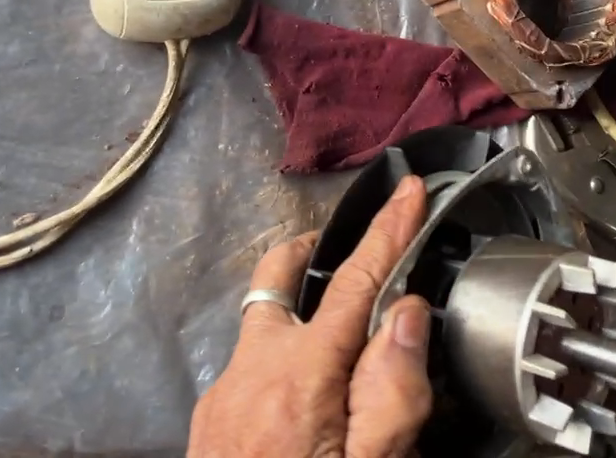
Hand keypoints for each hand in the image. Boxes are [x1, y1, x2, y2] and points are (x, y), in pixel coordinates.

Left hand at [189, 174, 432, 457]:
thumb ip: (395, 391)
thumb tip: (403, 311)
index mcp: (299, 378)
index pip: (354, 281)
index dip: (389, 230)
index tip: (407, 190)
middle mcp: (250, 370)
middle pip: (278, 275)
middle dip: (313, 249)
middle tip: (348, 254)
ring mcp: (221, 396)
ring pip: (264, 323)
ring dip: (301, 317)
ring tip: (339, 351)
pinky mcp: (208, 424)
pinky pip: (252, 365)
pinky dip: (284, 360)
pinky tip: (305, 409)